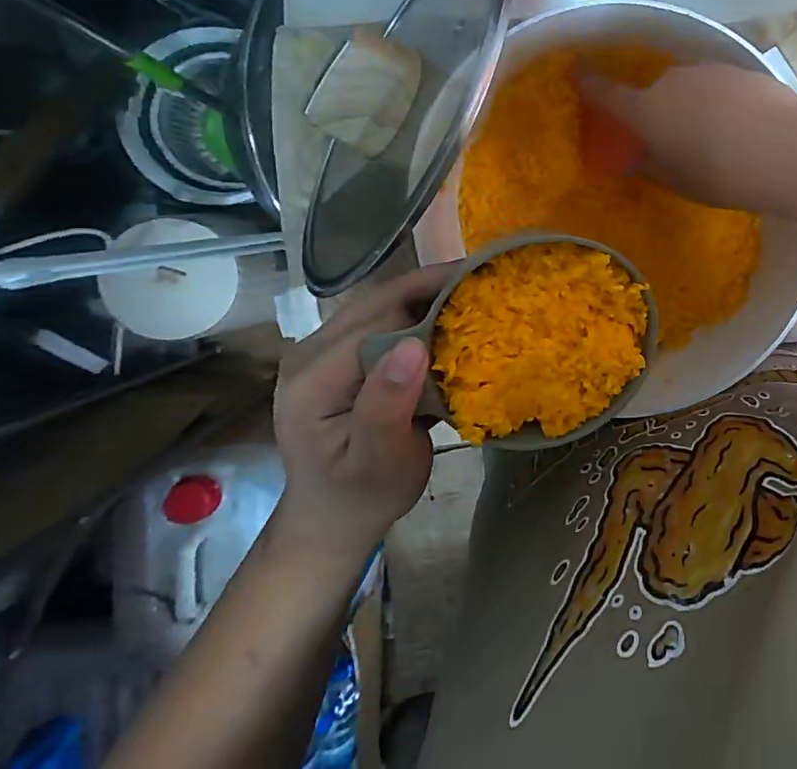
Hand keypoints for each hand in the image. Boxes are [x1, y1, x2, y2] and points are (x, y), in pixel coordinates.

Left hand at [271, 263, 454, 561]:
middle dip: (432, 285)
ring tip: (474, 290)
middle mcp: (310, 353)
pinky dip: (419, 311)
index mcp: (313, 378)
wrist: (332, 518)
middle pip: (378, 301)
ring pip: (381, 303)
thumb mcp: (379, 463)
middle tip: (486, 279)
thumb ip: (386, 407)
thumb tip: (413, 346)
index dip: (429, 300)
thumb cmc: (362, 496)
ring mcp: (322, 351)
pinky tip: (450, 316)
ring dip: (427, 294)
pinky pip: (383, 319)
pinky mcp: (339, 356)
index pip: (379, 320)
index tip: (481, 292)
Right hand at [576, 62, 796, 210]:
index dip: (590, 83)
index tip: (578, 71)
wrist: (784, 150)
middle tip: (679, 138)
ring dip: (696, 104)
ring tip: (719, 135)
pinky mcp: (742, 70)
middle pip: (657, 91)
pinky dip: (724, 101)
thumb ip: (651, 165)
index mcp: (647, 110)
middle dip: (661, 109)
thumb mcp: (679, 181)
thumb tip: (636, 156)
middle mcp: (673, 81)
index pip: (607, 93)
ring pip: (692, 86)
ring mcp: (709, 71)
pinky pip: (722, 86)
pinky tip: (745, 125)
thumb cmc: (720, 175)